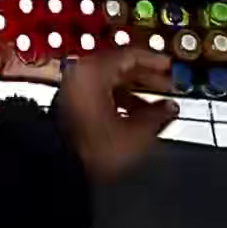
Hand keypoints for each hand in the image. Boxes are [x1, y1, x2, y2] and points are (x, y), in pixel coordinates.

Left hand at [56, 48, 179, 181]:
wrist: (56, 171)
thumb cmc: (91, 149)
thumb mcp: (133, 135)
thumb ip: (156, 117)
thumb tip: (170, 109)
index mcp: (94, 71)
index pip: (131, 55)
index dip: (155, 62)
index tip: (170, 66)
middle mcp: (82, 74)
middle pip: (121, 68)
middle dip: (147, 79)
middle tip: (167, 86)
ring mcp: (74, 89)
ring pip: (111, 83)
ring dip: (135, 93)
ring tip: (155, 107)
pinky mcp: (71, 105)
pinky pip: (101, 94)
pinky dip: (119, 102)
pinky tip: (134, 117)